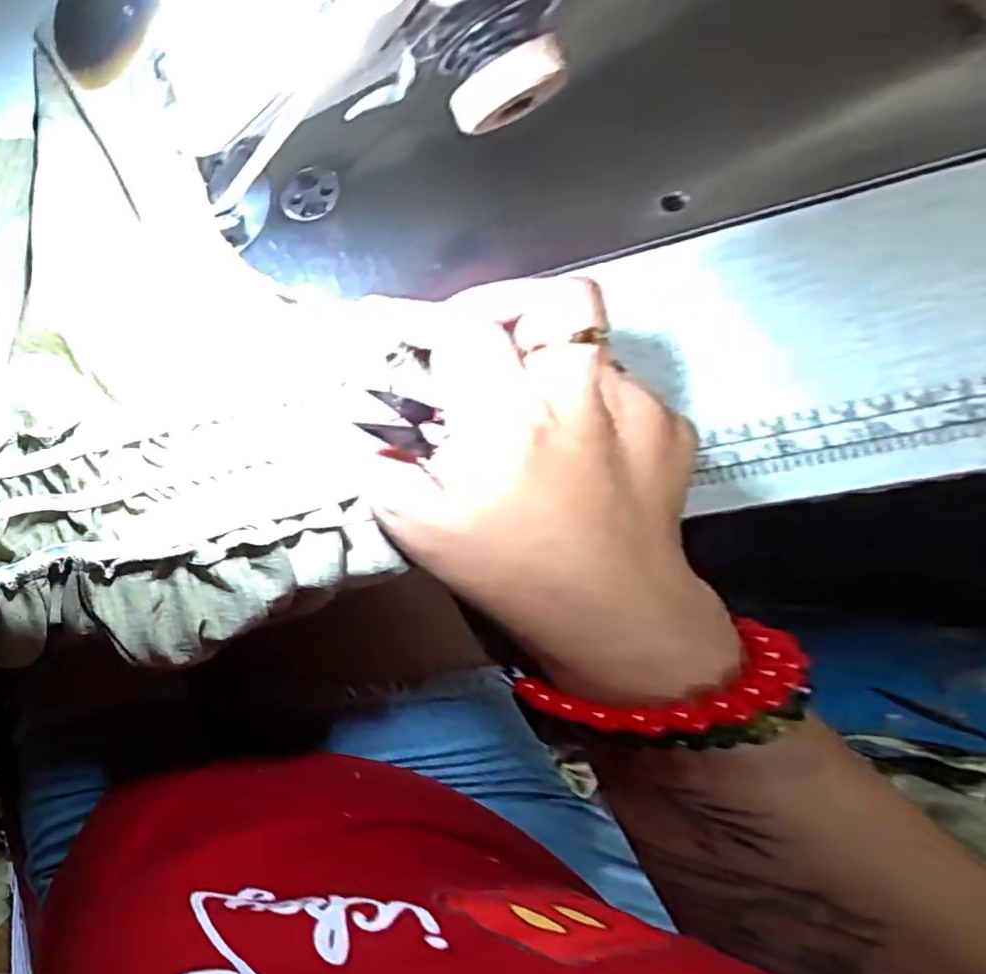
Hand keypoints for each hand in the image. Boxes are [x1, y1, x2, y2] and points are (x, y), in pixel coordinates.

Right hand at [365, 277, 739, 703]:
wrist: (610, 610)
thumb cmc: (502, 566)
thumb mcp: (414, 524)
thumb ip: (382, 466)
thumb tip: (368, 431)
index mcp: (507, 420)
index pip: (464, 331)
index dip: (419, 317)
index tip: (388, 324)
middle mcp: (578, 397)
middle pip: (556, 299)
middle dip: (502, 303)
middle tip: (468, 336)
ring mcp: (636, 407)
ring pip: (586, 341)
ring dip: (539, 355)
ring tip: (512, 402)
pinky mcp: (668, 426)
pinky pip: (615, 385)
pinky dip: (577, 396)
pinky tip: (560, 441)